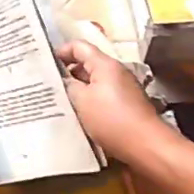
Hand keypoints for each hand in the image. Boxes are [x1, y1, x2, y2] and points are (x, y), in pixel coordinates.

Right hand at [56, 41, 167, 164]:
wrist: (148, 146)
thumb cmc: (112, 120)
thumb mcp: (82, 101)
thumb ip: (69, 85)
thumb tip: (65, 80)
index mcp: (105, 65)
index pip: (79, 46)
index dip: (61, 51)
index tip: (45, 63)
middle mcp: (116, 71)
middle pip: (87, 62)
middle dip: (68, 71)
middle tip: (49, 83)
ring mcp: (124, 88)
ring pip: (95, 80)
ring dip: (79, 87)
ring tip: (61, 99)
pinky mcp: (127, 104)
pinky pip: (103, 94)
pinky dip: (90, 99)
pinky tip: (80, 113)